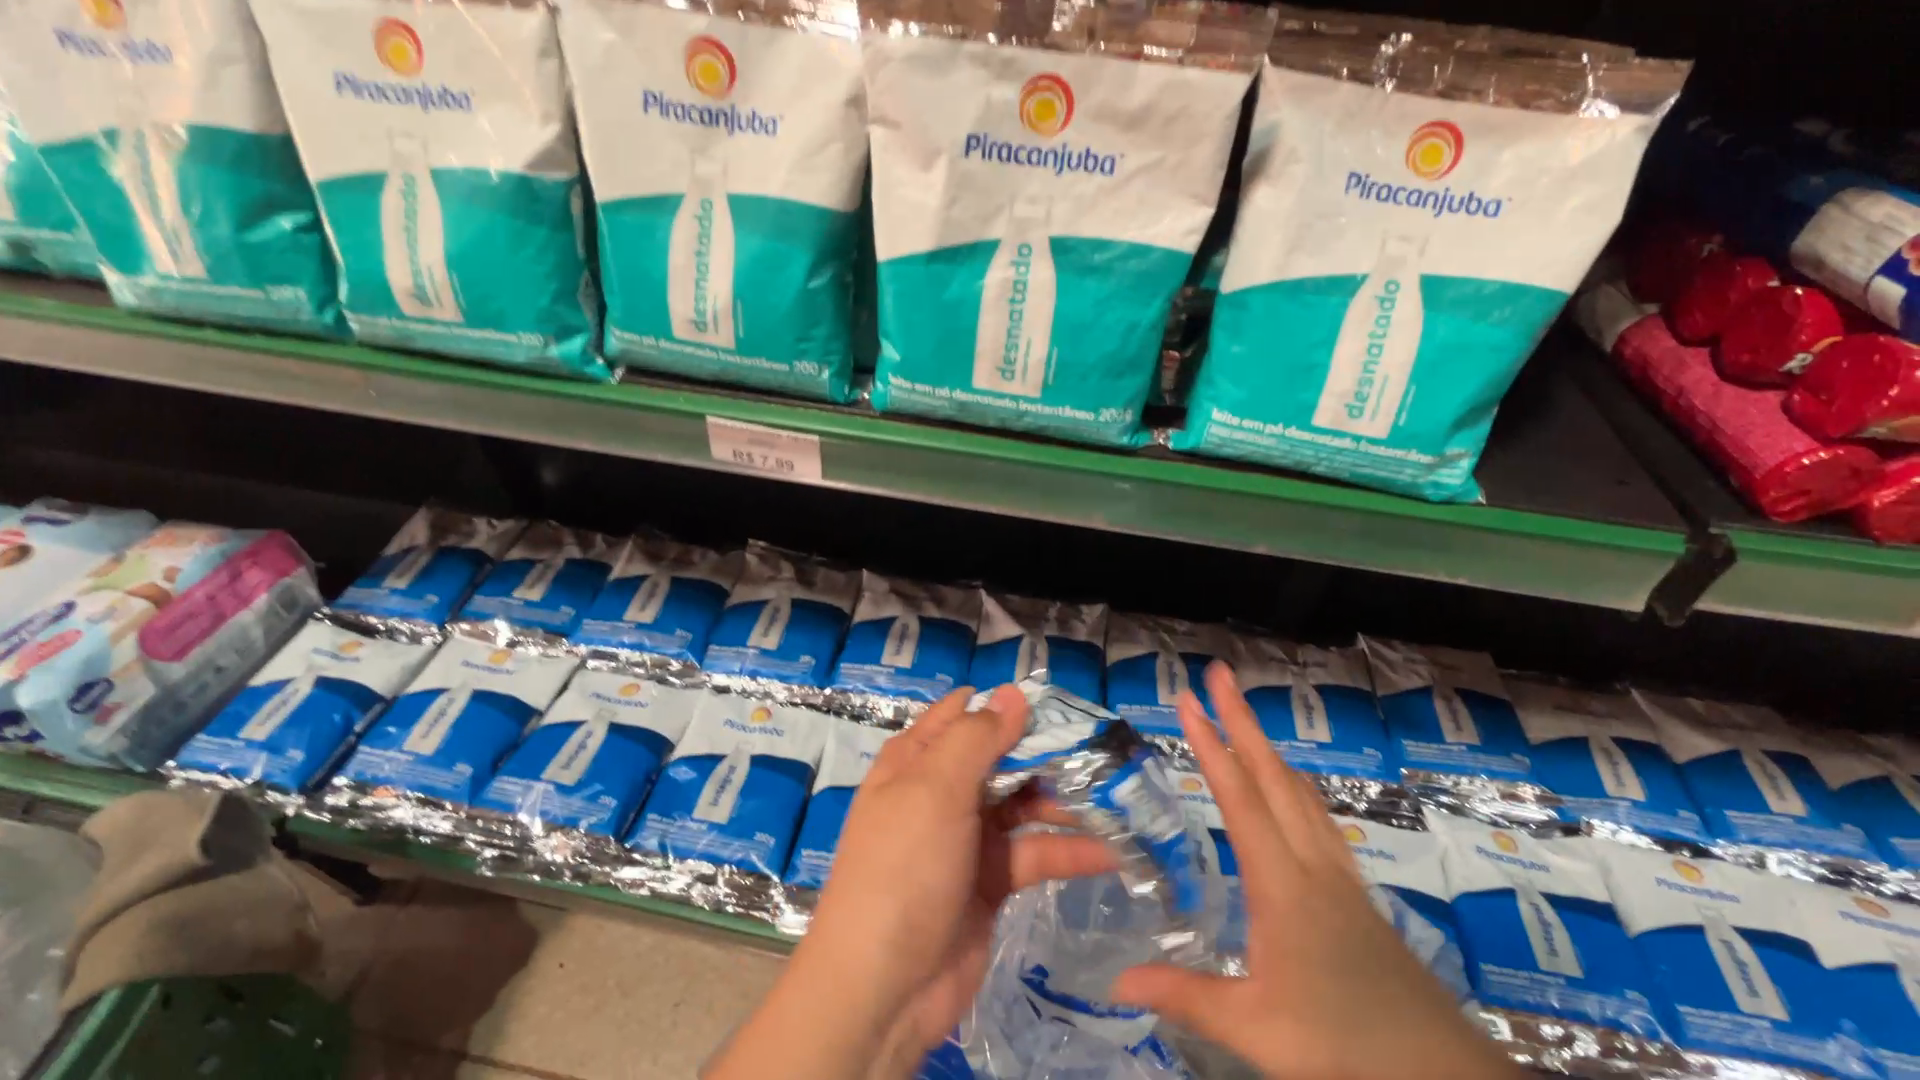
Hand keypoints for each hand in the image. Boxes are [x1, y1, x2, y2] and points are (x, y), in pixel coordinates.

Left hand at [703, 686, 1118, 1079]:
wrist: (884, 987)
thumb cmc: (903, 869)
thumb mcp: (934, 790)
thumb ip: (976, 738)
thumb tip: (1013, 692)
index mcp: (916, 761)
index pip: (964, 715)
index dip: (1008, 705)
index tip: (1063, 704)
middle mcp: (940, 793)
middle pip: (1002, 758)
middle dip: (1051, 753)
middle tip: (1109, 751)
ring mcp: (966, 839)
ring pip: (1024, 805)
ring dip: (1068, 802)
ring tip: (1122, 798)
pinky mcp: (990, 882)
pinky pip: (1034, 853)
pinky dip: (1069, 850)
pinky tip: (1113, 851)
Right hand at [1112, 663, 1520, 1079]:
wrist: (1436, 1069)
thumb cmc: (1342, 1042)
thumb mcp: (1254, 1027)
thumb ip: (1185, 996)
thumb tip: (1116, 981)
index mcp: (1282, 885)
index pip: (1239, 799)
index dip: (1210, 746)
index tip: (1188, 700)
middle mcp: (1313, 865)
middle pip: (1273, 777)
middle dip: (1242, 721)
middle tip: (1218, 674)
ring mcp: (1340, 878)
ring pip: (1301, 794)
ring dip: (1268, 749)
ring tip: (1245, 719)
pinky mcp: (1356, 896)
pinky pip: (1319, 820)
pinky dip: (1294, 787)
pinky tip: (1292, 795)